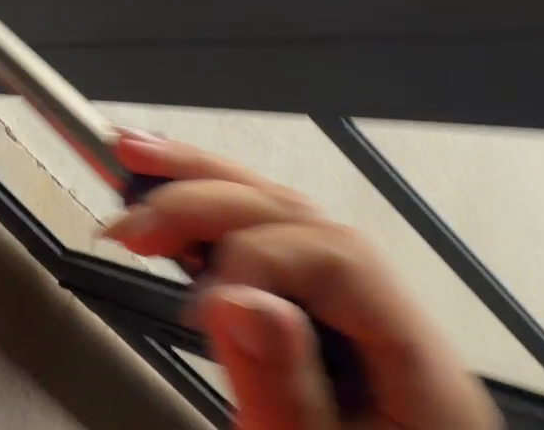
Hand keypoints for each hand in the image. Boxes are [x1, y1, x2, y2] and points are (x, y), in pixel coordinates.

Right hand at [103, 132, 500, 429]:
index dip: (251, 258)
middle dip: (203, 198)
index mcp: (414, 362)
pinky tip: (159, 193)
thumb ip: (281, 388)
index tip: (195, 304)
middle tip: (131, 221)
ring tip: (129, 154)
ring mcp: (345, 312)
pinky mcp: (302, 314)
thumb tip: (237, 299)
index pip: (332, 254)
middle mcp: (384, 319)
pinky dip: (198, 211)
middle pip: (295, 215)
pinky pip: (254, 239)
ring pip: (271, 214)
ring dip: (193, 182)